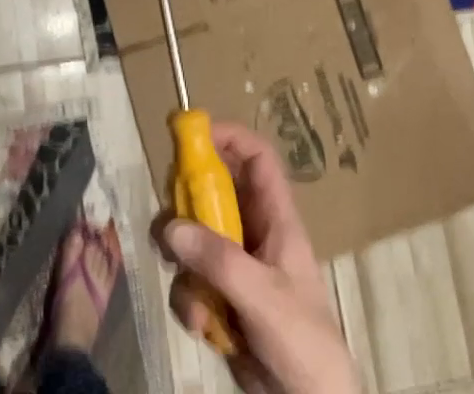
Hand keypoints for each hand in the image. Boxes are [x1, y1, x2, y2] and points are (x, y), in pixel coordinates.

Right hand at [155, 121, 361, 393]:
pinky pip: (189, 280)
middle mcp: (254, 236)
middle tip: (171, 225)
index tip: (190, 132)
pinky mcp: (221, 297)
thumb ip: (219, 260)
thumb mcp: (263, 296)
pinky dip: (188, 302)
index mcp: (278, 222)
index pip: (258, 160)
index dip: (229, 136)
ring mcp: (235, 267)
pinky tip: (203, 327)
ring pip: (192, 240)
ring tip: (196, 298)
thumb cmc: (302, 340)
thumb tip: (170, 226)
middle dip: (186, 208)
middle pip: (211, 194)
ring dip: (184, 267)